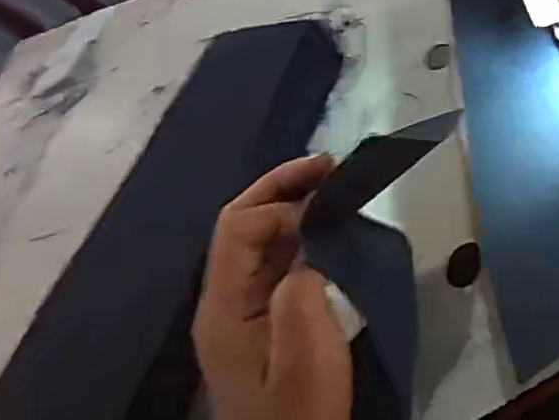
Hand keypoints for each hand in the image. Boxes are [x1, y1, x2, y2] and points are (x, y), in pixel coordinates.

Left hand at [194, 154, 352, 419]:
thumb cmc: (301, 409)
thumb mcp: (306, 353)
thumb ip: (300, 290)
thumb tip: (307, 244)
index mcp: (225, 307)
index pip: (239, 227)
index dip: (281, 204)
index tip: (328, 205)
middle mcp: (225, 300)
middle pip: (241, 221)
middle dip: (283, 184)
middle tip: (330, 164)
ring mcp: (241, 307)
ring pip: (257, 233)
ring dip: (292, 199)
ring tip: (333, 182)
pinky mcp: (262, 313)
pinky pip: (274, 252)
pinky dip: (301, 225)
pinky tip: (327, 222)